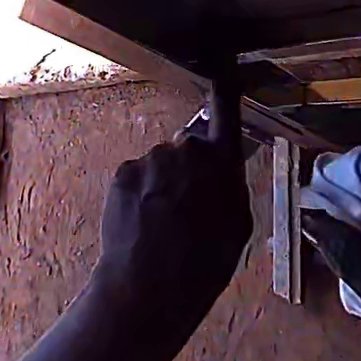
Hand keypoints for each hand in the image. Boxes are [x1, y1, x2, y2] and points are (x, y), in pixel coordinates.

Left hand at [88, 81, 251, 346]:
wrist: (146, 292)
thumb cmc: (202, 265)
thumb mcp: (238, 227)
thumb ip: (231, 187)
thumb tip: (222, 170)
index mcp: (221, 162)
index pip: (226, 113)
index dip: (226, 91)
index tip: (225, 69)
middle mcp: (186, 150)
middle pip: (189, 147)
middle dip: (188, 168)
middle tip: (185, 208)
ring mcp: (151, 160)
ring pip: (160, 164)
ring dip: (162, 184)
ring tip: (161, 224)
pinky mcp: (123, 173)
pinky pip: (136, 176)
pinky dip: (138, 194)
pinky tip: (140, 223)